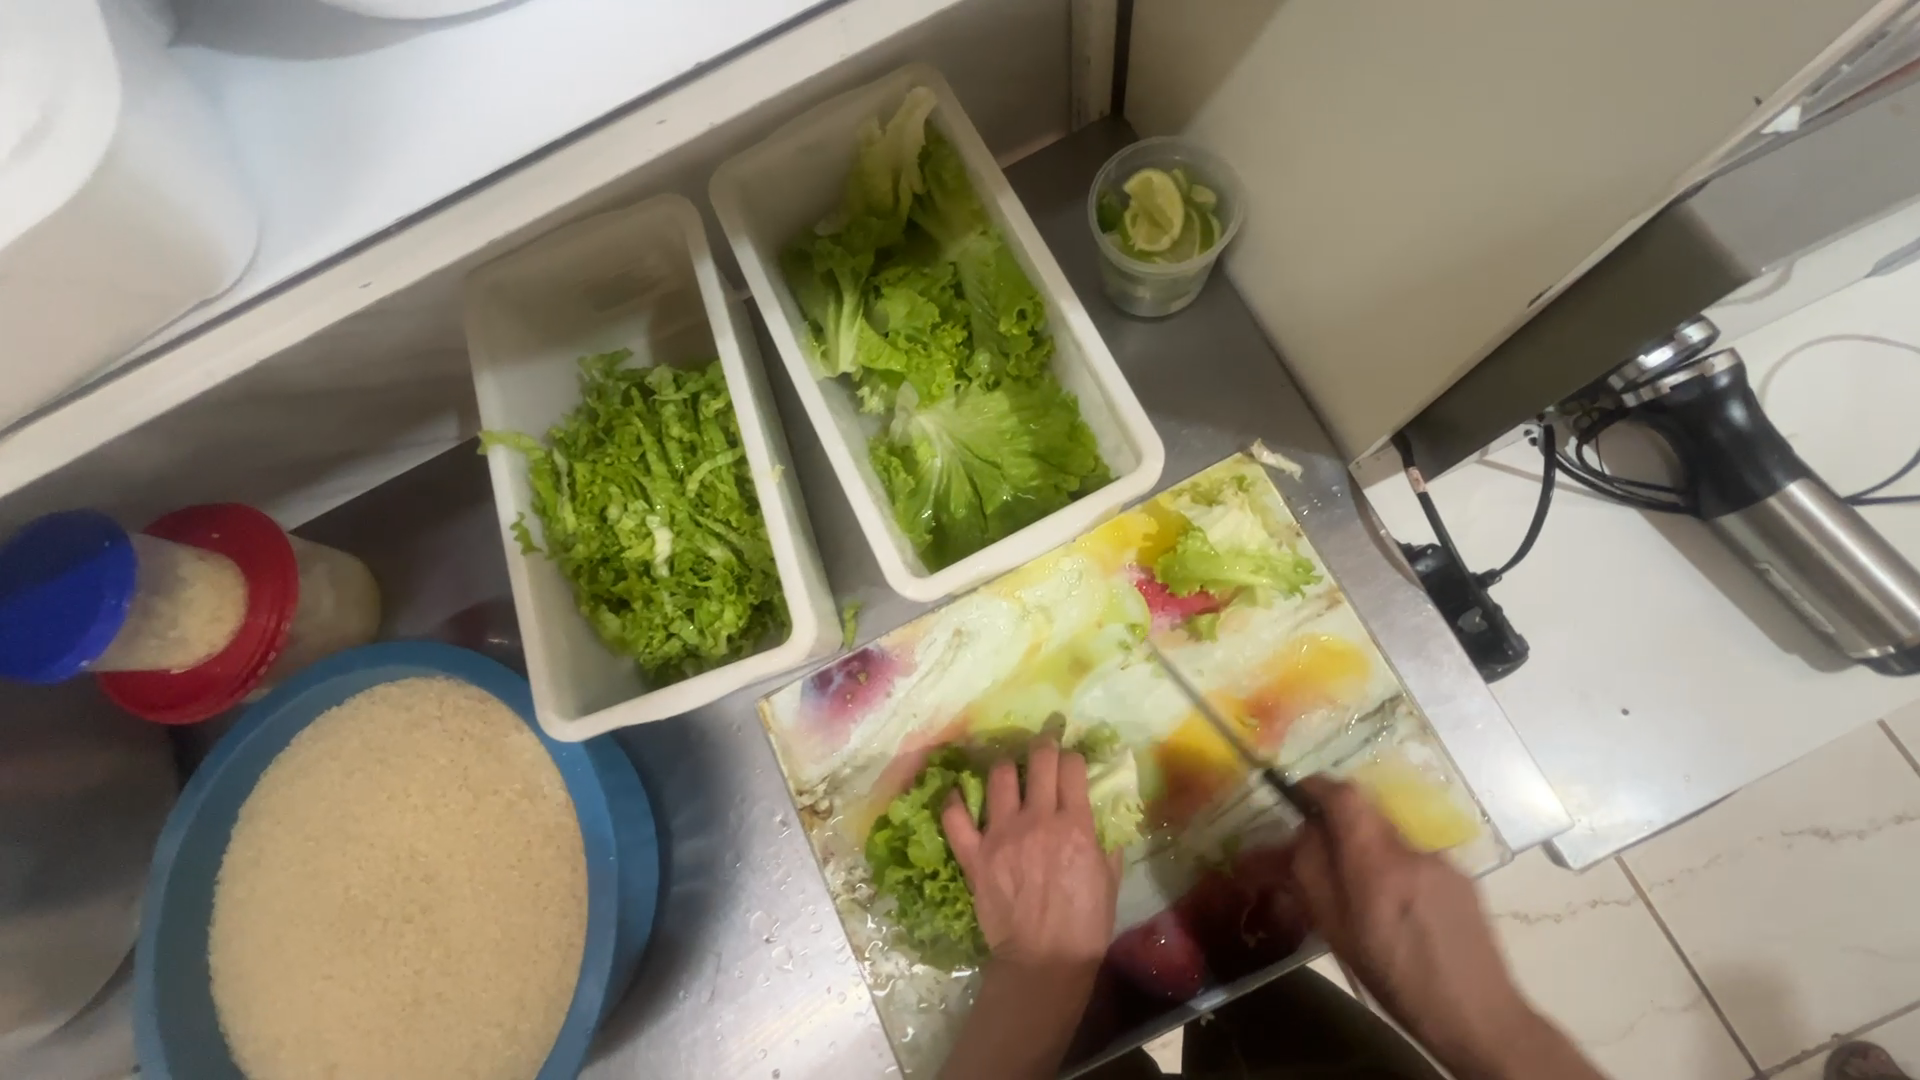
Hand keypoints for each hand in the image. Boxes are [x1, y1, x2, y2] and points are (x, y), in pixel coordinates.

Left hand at [941, 736, 1121, 969]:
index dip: (1073, 758)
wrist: (1044, 962)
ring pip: (999, 776)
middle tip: (1044, 746)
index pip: (1071, 767)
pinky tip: (958, 793)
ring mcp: (1001, 835)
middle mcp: (1037, 820)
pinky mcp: (975, 854)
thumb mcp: (1110, 880)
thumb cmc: (1085, 926)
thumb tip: (1101, 813)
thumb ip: (1106, 841)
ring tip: (1008, 770)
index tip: (1071, 762)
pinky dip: (954, 801)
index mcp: (1074, 825)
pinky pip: (955, 816)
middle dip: (1044, 745)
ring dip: (1006, 767)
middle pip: (1038, 760)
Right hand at [1288, 777, 1602, 1079]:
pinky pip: (1415, 857)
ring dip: (1369, 850)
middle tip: (1324, 854)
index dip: (1317, 786)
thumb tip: (1305, 830)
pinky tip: (1401, 910)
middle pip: (1366, 813)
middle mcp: (1411, 849)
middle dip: (1339, 823)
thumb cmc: (1393, 975)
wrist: (1478, 1017)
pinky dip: (1397, 869)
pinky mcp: (1463, 877)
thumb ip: (1311, 869)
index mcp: (1375, 862)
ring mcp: (1442, 860)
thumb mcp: (1333, 928)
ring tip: (1365, 894)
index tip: (1299, 795)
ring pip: (1390, 837)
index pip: (1344, 795)